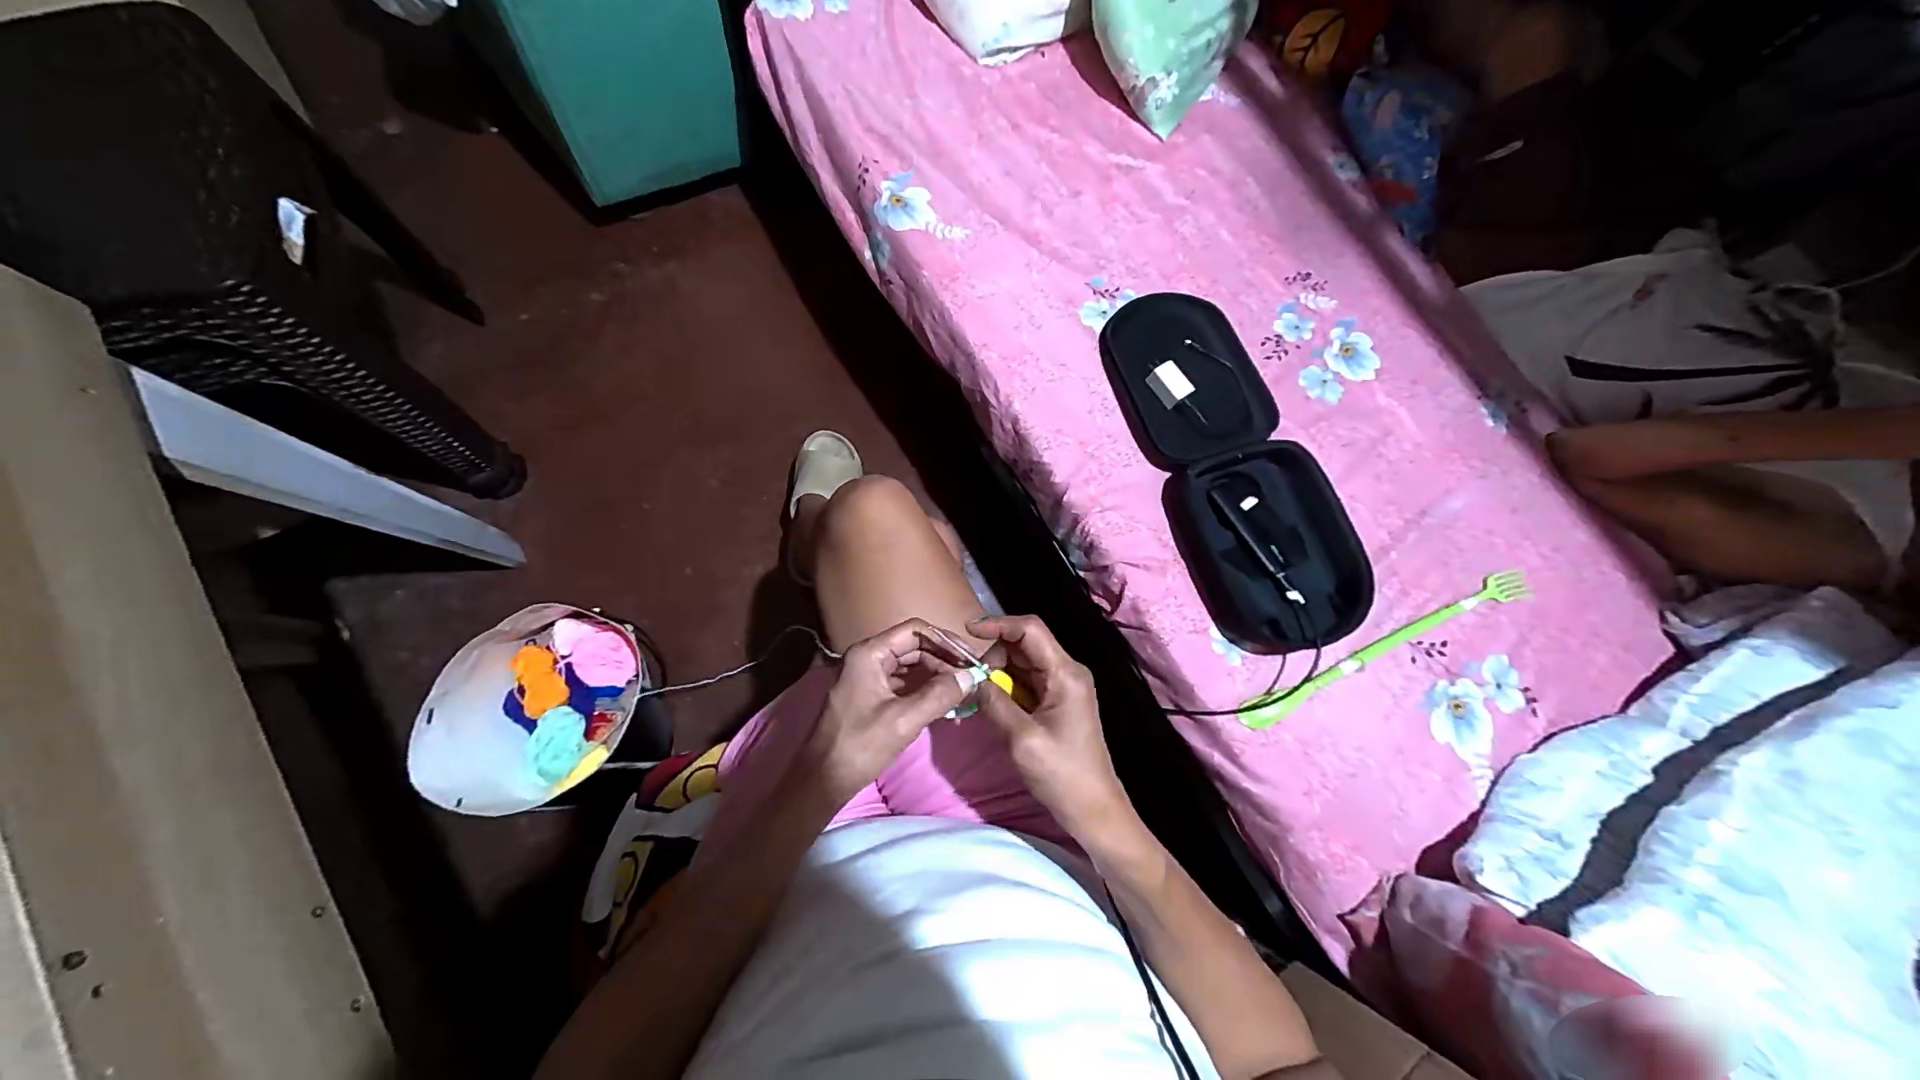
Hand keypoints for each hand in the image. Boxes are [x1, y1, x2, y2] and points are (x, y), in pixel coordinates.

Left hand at [800, 619, 968, 804]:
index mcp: (869, 653)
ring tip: (963, 691)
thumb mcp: (904, 720)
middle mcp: (868, 658)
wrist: (823, 780)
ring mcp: (868, 677)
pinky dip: (925, 690)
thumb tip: (971, 677)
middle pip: (914, 647)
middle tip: (971, 677)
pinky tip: (945, 704)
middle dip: (944, 660)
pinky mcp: (871, 696)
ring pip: (911, 666)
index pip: (915, 631)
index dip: (945, 641)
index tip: (970, 658)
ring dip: (937, 676)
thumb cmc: (860, 745)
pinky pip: (904, 684)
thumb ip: (940, 694)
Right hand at [969, 615, 1132, 839]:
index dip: (998, 624)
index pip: (1030, 629)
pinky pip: (1026, 682)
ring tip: (979, 695)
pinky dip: (1006, 688)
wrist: (1092, 809)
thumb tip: (970, 679)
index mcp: (1065, 673)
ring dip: (998, 673)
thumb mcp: (1021, 738)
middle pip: (1024, 644)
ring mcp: (1062, 687)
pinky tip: (992, 705)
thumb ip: (994, 703)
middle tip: (974, 682)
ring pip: (1022, 663)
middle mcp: (1066, 672)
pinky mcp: (1056, 702)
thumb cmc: (1062, 774)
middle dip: (994, 656)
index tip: (967, 631)